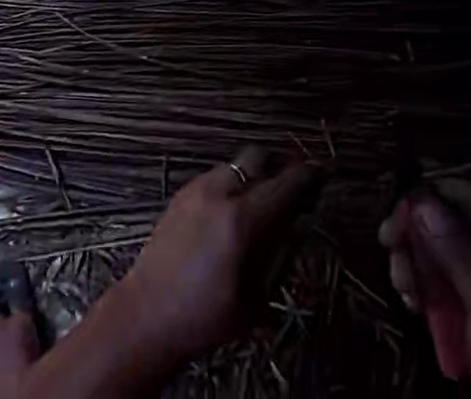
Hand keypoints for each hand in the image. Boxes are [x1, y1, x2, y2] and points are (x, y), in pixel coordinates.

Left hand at [112, 146, 317, 364]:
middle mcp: (218, 193)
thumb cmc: (207, 315)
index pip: (286, 183)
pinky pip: (215, 176)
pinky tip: (233, 212)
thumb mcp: (258, 295)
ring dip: (253, 175)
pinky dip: (231, 184)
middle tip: (291, 187)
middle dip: (278, 165)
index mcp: (242, 219)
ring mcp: (195, 190)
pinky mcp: (180, 194)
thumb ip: (282, 252)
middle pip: (257, 155)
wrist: (148, 313)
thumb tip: (300, 223)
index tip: (321, 174)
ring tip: (261, 204)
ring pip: (234, 164)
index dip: (309, 176)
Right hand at [380, 179, 470, 398]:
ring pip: (437, 246)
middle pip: (449, 220)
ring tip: (404, 289)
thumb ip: (460, 260)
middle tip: (388, 245)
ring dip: (413, 260)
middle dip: (416, 232)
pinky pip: (437, 274)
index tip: (399, 209)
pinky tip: (412, 301)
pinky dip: (419, 283)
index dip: (434, 194)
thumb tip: (424, 204)